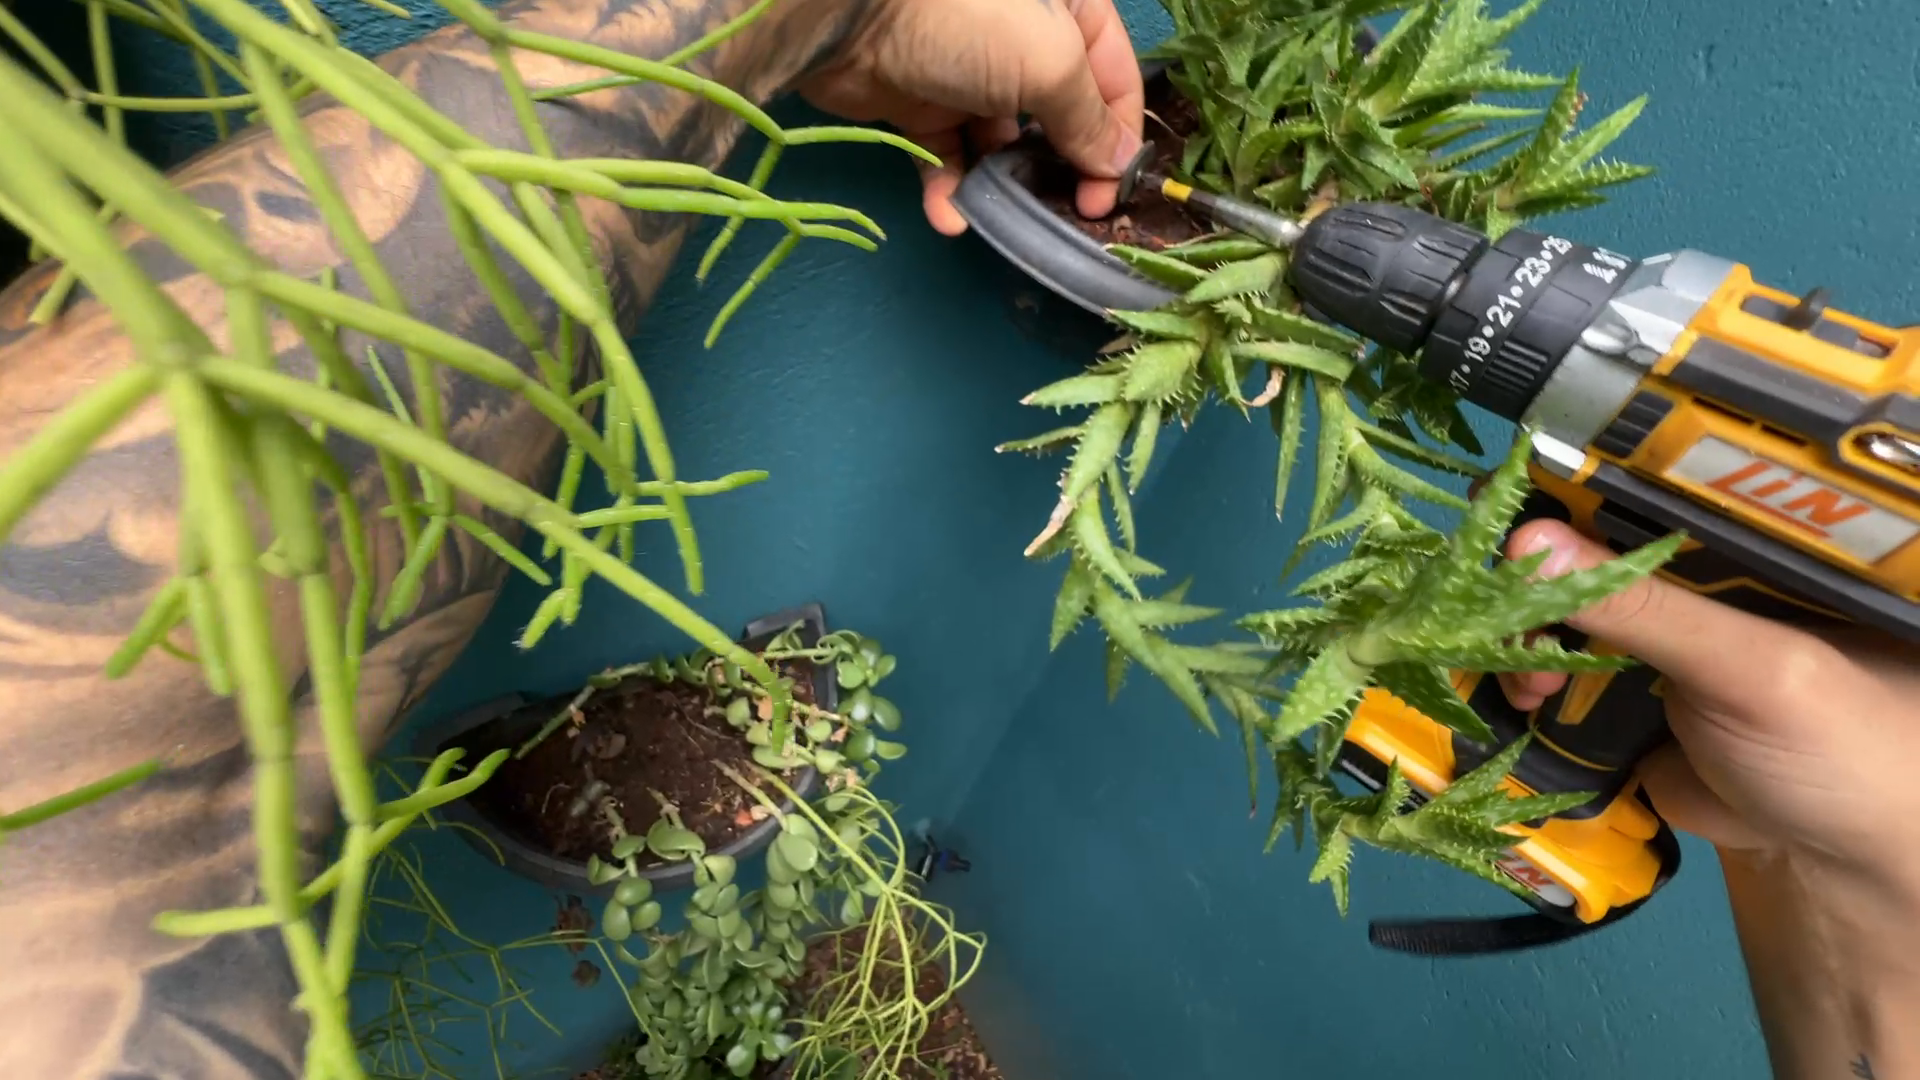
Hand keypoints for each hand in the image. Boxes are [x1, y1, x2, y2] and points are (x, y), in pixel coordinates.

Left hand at [799, 0, 1143, 235]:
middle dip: (1062, 171)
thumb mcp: (1050, 62)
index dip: (1116, 142)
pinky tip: (949, 219)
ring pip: (1004, 147)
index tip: (1105, 198)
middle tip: (1062, 216)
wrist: (854, 14)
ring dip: (1004, 188)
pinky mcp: (926, 110)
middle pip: (1060, 120)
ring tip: (1005, 217)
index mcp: (1069, 14)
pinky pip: (949, 159)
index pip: (1114, 83)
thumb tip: (1119, 164)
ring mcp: (973, 79)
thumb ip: (1089, 117)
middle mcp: (1025, 44)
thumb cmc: (968, 19)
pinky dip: (950, 191)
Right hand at [1498, 520, 1919, 897]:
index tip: (1506, 503)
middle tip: (1503, 614)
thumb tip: (1523, 536)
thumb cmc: (1844, 753)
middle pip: (1580, 539)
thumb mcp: (1750, 668)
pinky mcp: (1616, 671)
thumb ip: (1642, 605)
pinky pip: (1547, 650)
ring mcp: (1650, 623)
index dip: (1574, 483)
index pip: (1648, 482)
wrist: (1835, 862)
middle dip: (1527, 576)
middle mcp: (1696, 569)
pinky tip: (1527, 695)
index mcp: (1751, 542)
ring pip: (1549, 598)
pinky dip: (1521, 668)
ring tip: (1527, 679)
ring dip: (1519, 633)